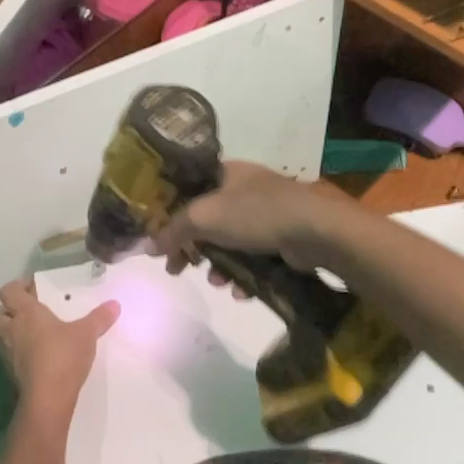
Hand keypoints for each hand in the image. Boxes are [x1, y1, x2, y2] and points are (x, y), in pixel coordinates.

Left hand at [0, 279, 118, 421]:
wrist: (48, 397)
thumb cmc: (63, 355)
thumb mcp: (87, 334)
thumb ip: (99, 318)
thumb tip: (115, 304)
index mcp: (26, 313)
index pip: (9, 291)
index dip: (17, 287)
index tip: (32, 289)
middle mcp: (12, 330)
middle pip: (1, 313)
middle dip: (12, 311)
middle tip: (33, 312)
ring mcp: (9, 353)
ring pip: (4, 336)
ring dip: (15, 332)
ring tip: (36, 334)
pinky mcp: (12, 372)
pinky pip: (11, 356)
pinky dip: (20, 353)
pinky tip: (38, 357)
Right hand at [150, 162, 350, 281]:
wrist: (316, 231)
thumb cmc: (255, 214)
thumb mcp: (204, 217)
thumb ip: (173, 230)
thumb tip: (147, 247)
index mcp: (225, 172)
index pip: (187, 189)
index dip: (169, 214)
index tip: (159, 241)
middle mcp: (243, 189)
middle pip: (205, 220)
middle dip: (191, 248)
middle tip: (178, 269)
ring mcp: (264, 214)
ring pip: (228, 242)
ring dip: (217, 266)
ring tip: (216, 282)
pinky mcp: (280, 239)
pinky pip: (250, 258)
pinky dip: (242, 274)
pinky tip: (240, 290)